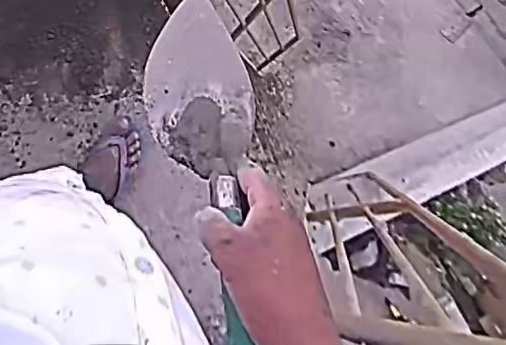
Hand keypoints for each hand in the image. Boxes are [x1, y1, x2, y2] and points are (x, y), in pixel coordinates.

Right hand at [198, 167, 339, 344]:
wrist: (299, 340)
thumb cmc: (274, 295)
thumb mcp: (227, 249)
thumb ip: (211, 224)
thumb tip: (206, 216)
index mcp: (275, 208)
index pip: (251, 177)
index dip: (230, 181)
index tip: (217, 190)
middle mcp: (288, 225)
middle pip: (250, 211)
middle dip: (231, 225)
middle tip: (222, 241)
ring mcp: (293, 252)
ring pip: (256, 240)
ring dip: (240, 252)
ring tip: (233, 272)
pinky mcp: (293, 278)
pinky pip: (264, 265)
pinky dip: (252, 273)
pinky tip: (246, 291)